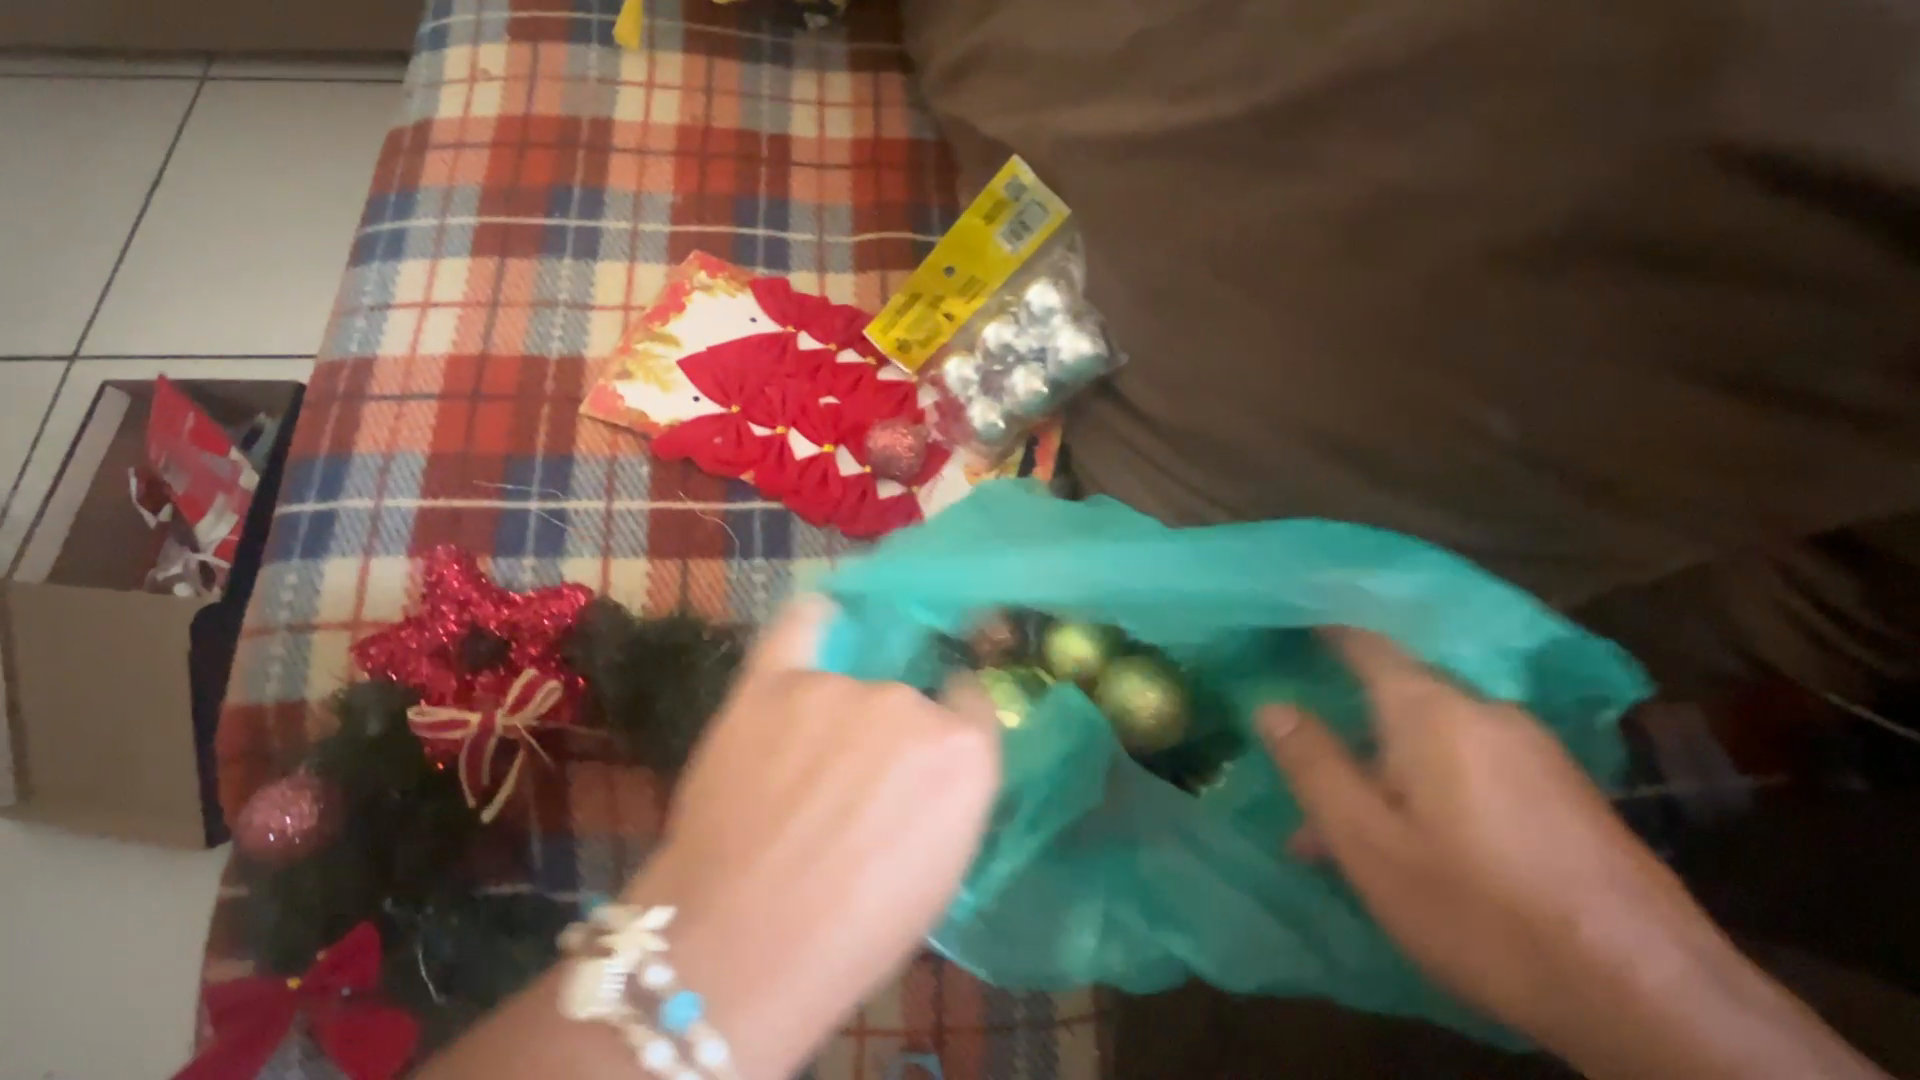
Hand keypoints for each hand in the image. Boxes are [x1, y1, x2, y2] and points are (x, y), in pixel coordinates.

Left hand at [626, 596, 1000, 1079]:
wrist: (741, 946)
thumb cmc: (855, 933)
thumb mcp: (940, 869)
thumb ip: (950, 793)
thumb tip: (935, 760)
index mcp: (964, 756)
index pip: (971, 704)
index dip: (950, 725)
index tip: (924, 752)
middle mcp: (909, 705)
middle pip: (908, 697)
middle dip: (888, 735)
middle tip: (849, 786)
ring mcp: (836, 687)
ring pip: (850, 683)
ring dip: (837, 716)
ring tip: (797, 771)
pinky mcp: (769, 683)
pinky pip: (801, 625)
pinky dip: (814, 621)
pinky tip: (820, 620)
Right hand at [1257, 628, 1883, 1079]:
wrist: (1647, 991)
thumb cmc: (1479, 908)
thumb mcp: (1369, 844)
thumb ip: (1314, 766)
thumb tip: (1272, 705)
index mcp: (1432, 711)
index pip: (1365, 643)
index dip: (1321, 629)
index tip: (1281, 631)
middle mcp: (1487, 713)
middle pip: (1398, 698)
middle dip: (1346, 732)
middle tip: (1303, 778)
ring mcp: (1536, 752)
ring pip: (1435, 742)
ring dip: (1385, 774)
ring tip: (1349, 840)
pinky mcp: (1566, 794)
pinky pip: (1475, 770)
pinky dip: (1431, 792)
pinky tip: (1420, 852)